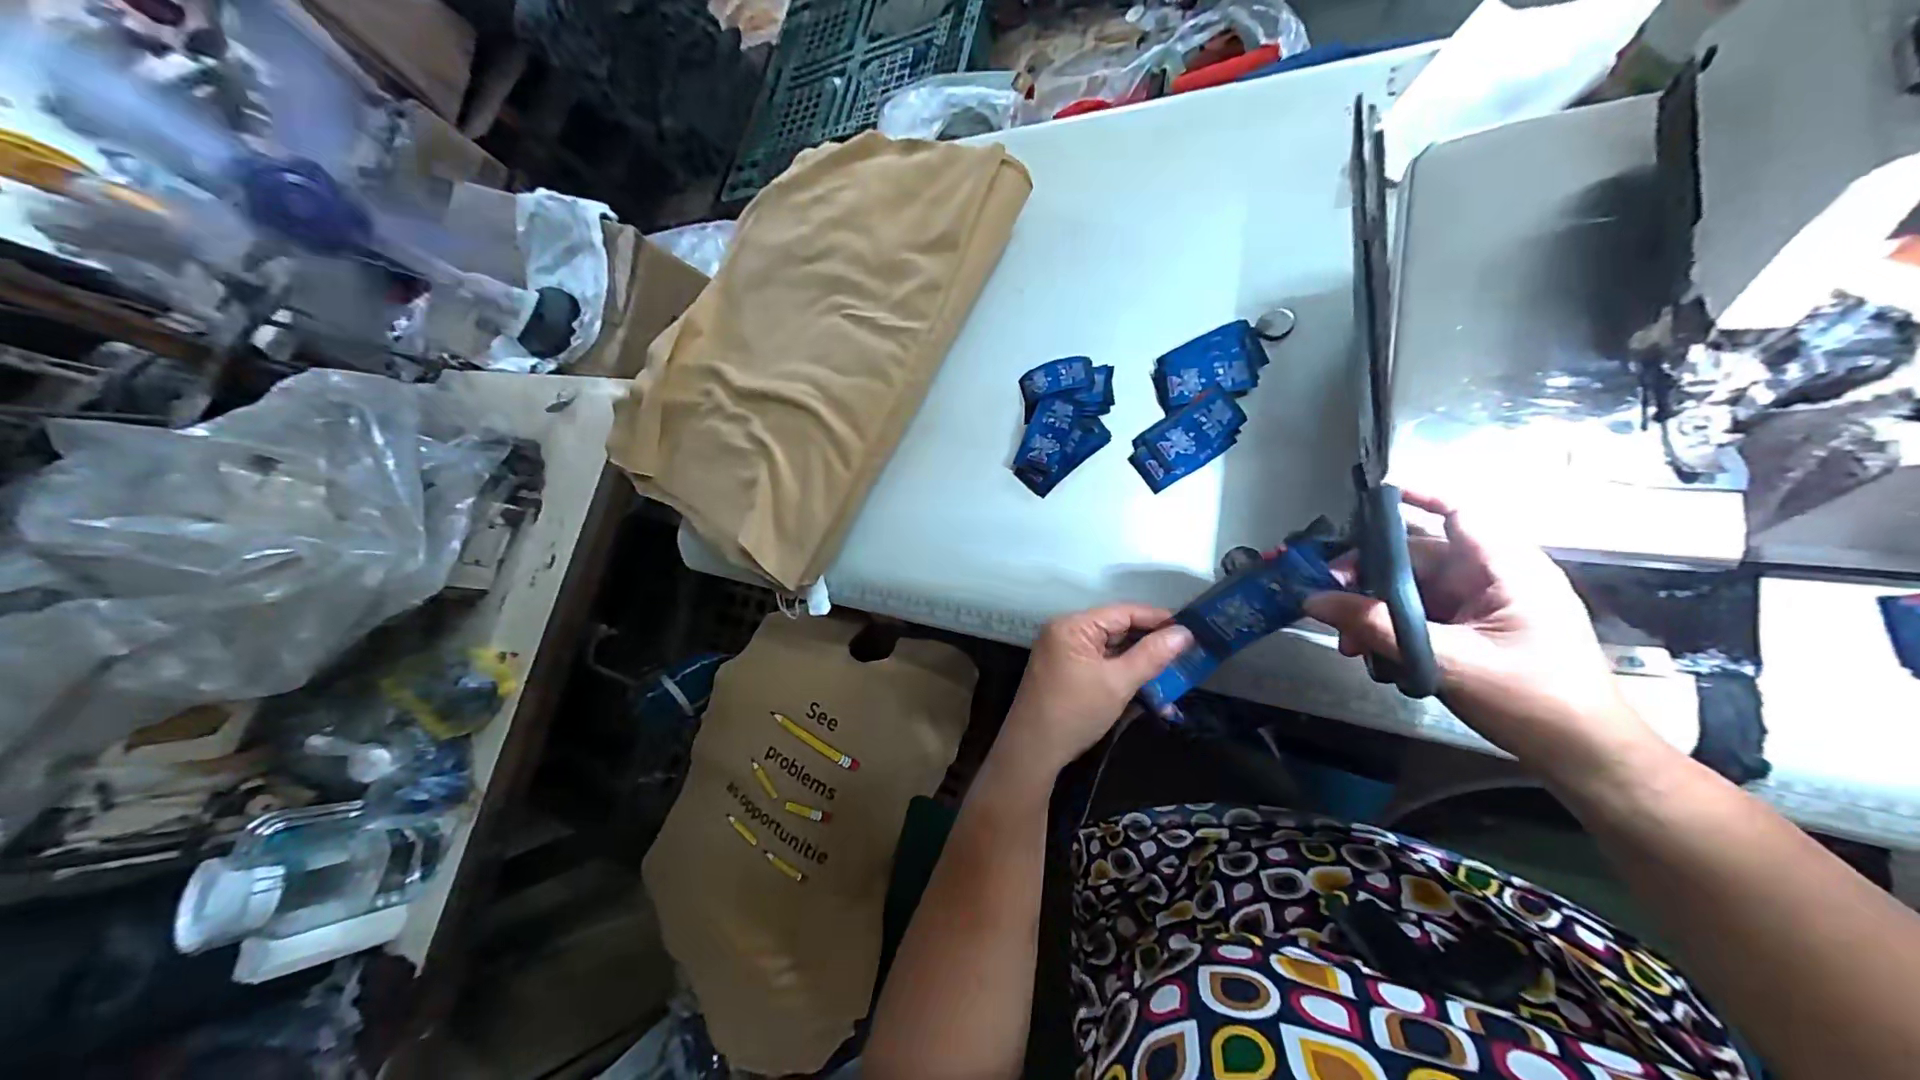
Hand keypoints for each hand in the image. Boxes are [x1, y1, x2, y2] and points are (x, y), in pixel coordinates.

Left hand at [995, 605, 1193, 777]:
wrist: (1033, 751)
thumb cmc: (1075, 712)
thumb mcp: (1118, 683)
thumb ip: (1151, 655)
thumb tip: (1184, 633)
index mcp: (1072, 626)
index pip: (1123, 612)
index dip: (1158, 618)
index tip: (1191, 629)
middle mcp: (1065, 632)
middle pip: (1117, 628)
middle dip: (1150, 641)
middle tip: (1187, 651)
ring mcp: (1063, 652)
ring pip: (1110, 648)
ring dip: (1139, 660)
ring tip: (1174, 669)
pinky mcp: (1065, 671)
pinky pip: (1100, 663)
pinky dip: (1122, 672)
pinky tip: (1148, 685)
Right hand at [1303, 491, 1665, 786]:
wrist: (1582, 754)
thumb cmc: (1532, 700)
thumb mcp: (1447, 661)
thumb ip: (1378, 627)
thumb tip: (1314, 600)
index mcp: (1508, 570)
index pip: (1460, 514)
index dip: (1416, 497)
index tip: (1370, 496)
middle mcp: (1495, 578)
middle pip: (1419, 558)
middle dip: (1370, 578)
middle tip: (1330, 601)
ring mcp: (1485, 605)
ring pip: (1414, 591)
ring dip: (1376, 611)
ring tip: (1348, 642)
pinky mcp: (1475, 630)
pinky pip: (1422, 616)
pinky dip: (1393, 629)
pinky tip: (1370, 652)